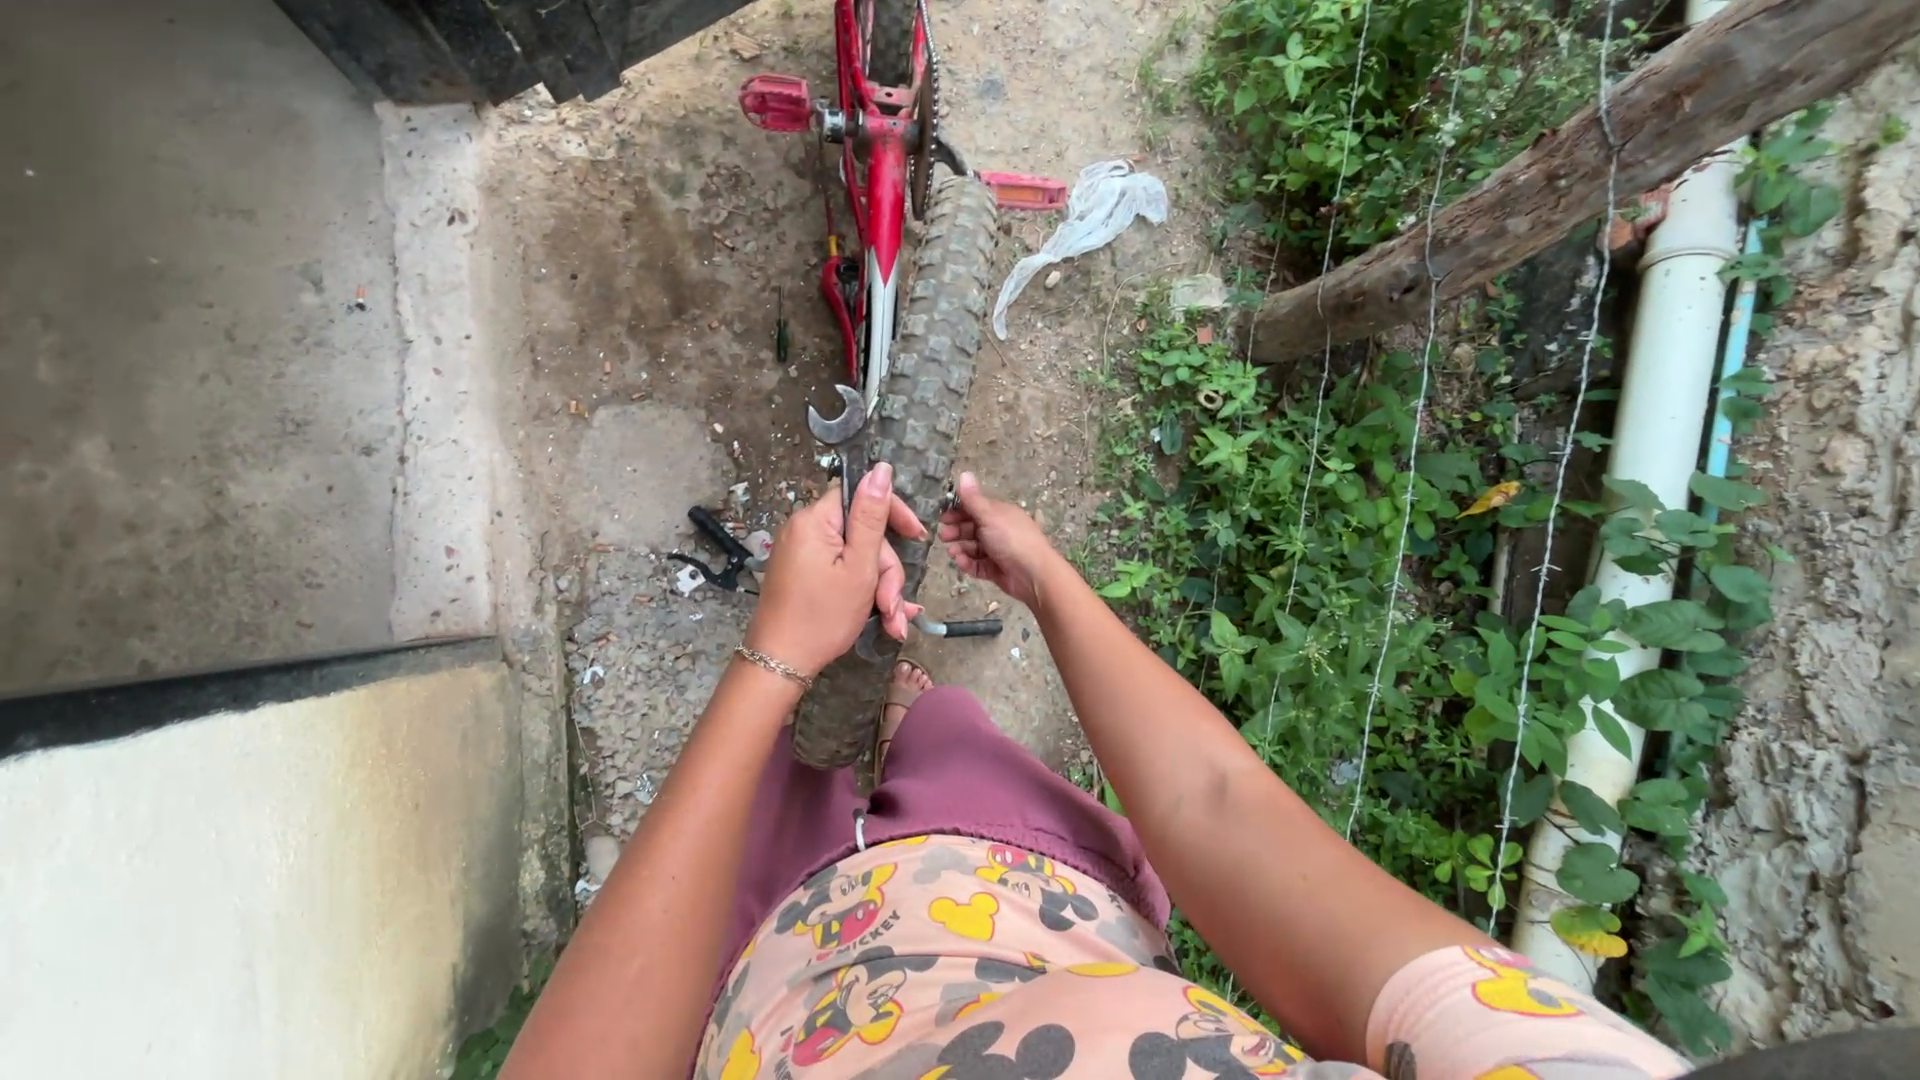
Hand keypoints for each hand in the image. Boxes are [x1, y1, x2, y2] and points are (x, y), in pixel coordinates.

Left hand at [745, 462, 926, 675]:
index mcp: (815, 521)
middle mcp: (804, 530)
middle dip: (886, 572)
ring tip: (893, 623)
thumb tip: (882, 469)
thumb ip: (872, 516)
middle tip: (894, 606)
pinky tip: (883, 620)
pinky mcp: (802, 574)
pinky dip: (861, 593)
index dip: (892, 514)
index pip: (860, 496)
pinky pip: (840, 572)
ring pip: (855, 559)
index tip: (917, 536)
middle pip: (862, 535)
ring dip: (879, 589)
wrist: (780, 663)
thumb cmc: (822, 617)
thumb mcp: (859, 567)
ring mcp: (801, 554)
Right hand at [938, 472, 1063, 610]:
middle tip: (944, 536)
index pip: (975, 508)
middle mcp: (998, 530)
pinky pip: (977, 564)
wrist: (1033, 573)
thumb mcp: (990, 516)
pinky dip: (968, 563)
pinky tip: (960, 562)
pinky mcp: (995, 569)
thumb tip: (964, 473)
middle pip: (972, 528)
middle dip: (956, 531)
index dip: (958, 511)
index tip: (943, 516)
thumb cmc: (1012, 539)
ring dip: (960, 548)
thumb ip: (973, 499)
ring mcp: (997, 551)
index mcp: (999, 514)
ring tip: (952, 552)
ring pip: (973, 548)